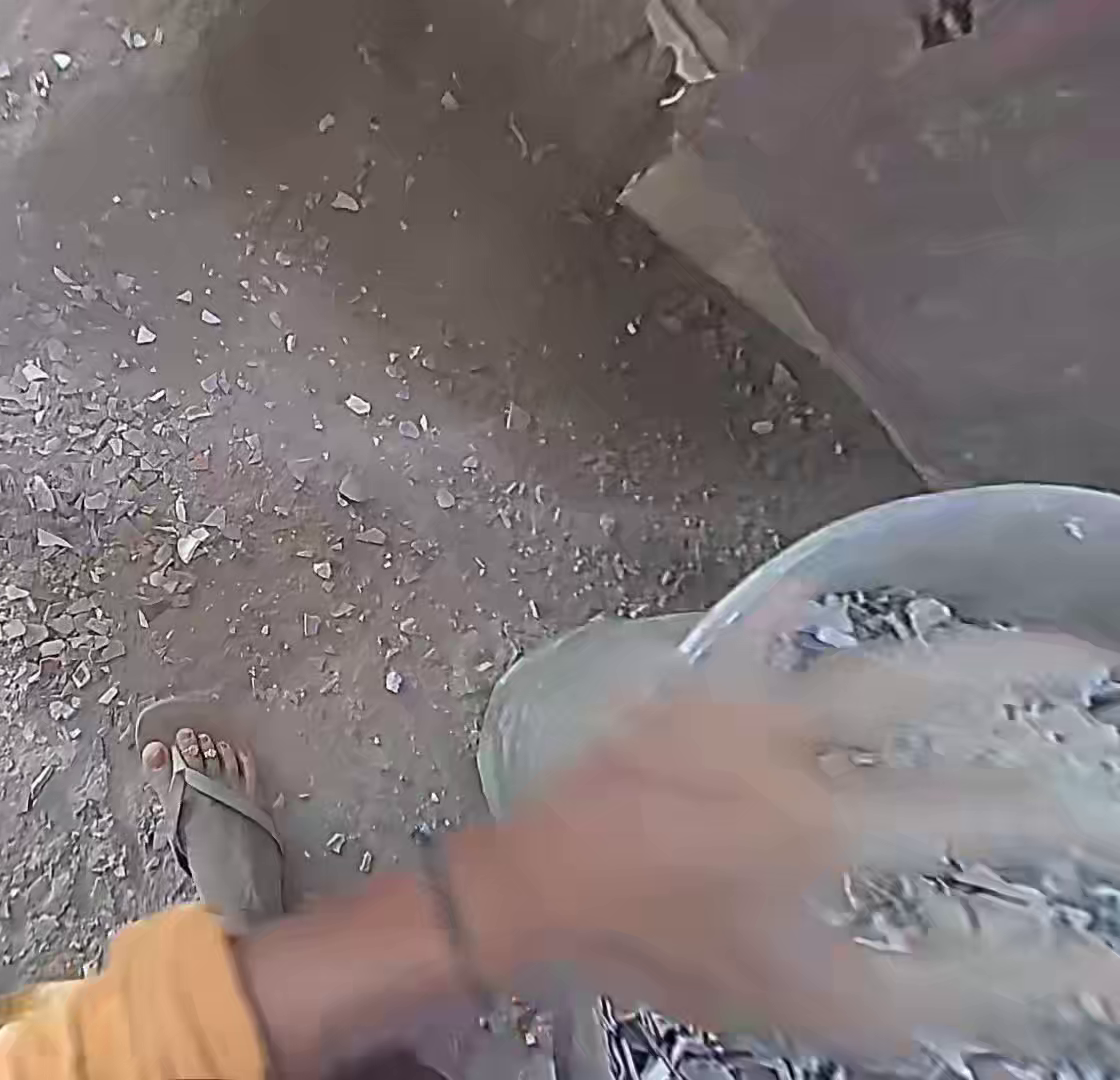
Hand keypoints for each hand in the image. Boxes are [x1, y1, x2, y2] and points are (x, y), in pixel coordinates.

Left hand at [465, 627, 1119, 1057]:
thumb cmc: (667, 947)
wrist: (539, 889)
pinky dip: (760, 623)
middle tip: (1075, 657)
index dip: (1059, 815)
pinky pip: (715, 653)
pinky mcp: (652, 710)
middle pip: (884, 688)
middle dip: (992, 665)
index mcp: (811, 825)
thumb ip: (970, 989)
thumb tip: (1105, 972)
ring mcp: (693, 718)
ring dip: (889, 643)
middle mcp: (754, 749)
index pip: (972, 811)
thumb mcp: (829, 999)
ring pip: (799, 657)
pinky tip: (789, 596)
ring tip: (968, 627)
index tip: (1105, 814)